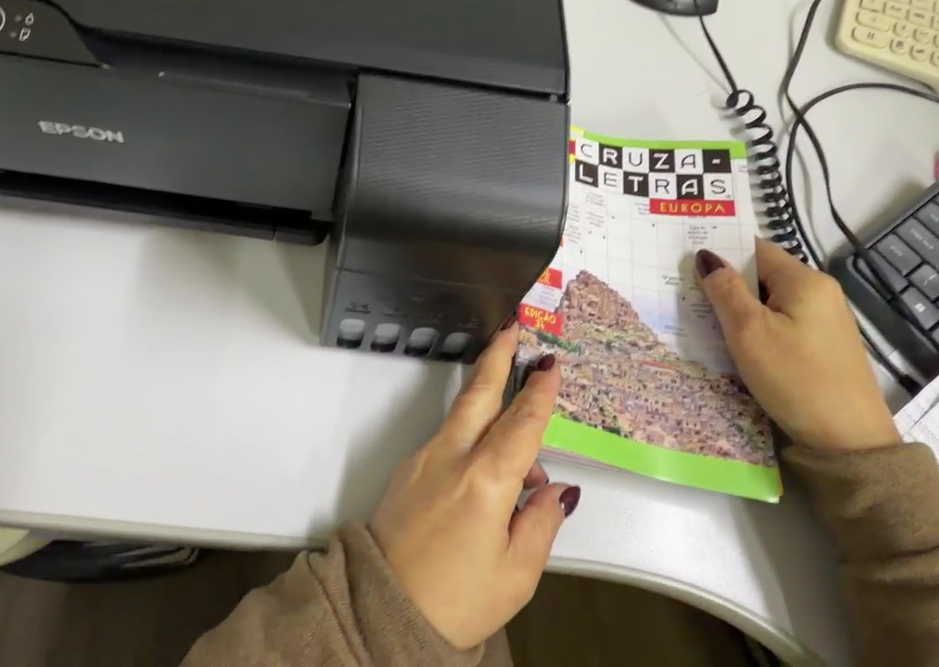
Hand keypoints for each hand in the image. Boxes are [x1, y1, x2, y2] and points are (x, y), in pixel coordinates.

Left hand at [369, 323, 577, 649]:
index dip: (539, 393)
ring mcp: (424, 460)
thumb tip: (557, 493)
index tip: (549, 366)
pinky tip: (487, 465)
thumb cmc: (453, 601)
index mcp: (485, 481)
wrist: (382, 611)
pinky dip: (471, 437)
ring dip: (488, 399)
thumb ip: (541, 524)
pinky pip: (447, 440)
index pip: (521, 424)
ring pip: (462, 415)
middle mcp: (451, 459)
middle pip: (479, 394)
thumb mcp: (516, 575)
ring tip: (519, 421)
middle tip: (512, 327)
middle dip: (498, 356)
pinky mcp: (407, 471)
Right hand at [694, 239, 900, 451]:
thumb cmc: (795, 378)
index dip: (721, 252)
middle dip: (727, 283)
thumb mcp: (749, 332)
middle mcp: (821, 292)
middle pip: (762, 274)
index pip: (754, 249)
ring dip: (740, 307)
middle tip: (687, 294)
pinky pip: (782, 322)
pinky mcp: (824, 346)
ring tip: (705, 319)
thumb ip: (724, 289)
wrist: (849, 442)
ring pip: (771, 300)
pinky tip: (739, 343)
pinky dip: (758, 326)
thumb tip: (707, 256)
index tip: (685, 262)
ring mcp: (825, 320)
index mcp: (805, 280)